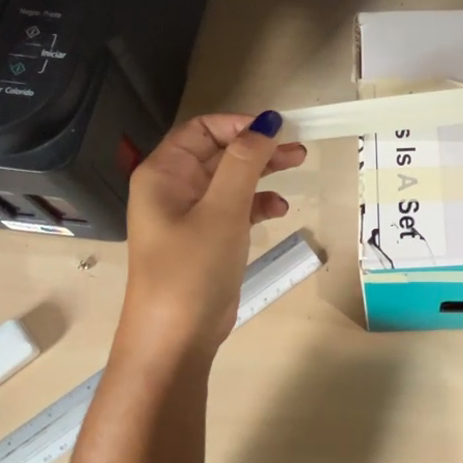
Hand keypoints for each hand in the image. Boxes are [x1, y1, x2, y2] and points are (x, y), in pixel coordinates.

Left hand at [120, 111, 306, 357]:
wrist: (174, 339)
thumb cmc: (191, 269)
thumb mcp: (222, 210)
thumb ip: (245, 162)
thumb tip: (266, 123)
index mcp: (163, 174)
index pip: (202, 130)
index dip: (239, 124)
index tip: (276, 130)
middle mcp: (172, 188)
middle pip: (218, 152)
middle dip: (257, 147)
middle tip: (298, 147)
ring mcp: (188, 216)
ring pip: (230, 179)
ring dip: (262, 172)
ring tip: (298, 166)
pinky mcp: (205, 240)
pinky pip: (233, 208)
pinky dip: (257, 203)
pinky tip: (278, 210)